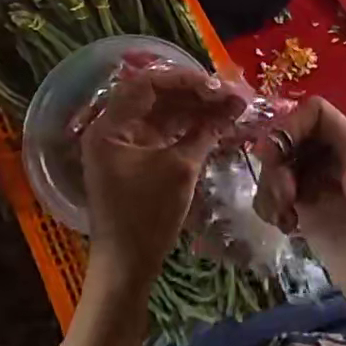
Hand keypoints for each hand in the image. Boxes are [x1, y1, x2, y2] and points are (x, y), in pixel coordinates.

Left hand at [79, 61, 245, 283]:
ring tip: (234, 107)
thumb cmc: (146, 216)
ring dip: (198, 108)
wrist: (128, 266)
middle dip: (196, 93)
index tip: (216, 86)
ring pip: (166, 113)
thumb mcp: (179, 170)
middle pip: (157, 96)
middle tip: (232, 95)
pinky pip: (168, 131)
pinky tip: (219, 122)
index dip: (183, 79)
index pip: (146, 84)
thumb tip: (233, 106)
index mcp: (111, 127)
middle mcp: (115, 129)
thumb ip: (204, 132)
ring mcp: (128, 144)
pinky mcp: (140, 158)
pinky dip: (192, 126)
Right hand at [253, 97, 345, 332]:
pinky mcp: (311, 218)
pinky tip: (285, 229)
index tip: (279, 158)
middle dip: (274, 159)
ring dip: (268, 184)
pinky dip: (269, 205)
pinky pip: (277, 195)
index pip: (319, 114)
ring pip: (279, 165)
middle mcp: (339, 166)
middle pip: (290, 136)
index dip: (292, 125)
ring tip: (283, 219)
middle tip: (284, 199)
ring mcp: (322, 192)